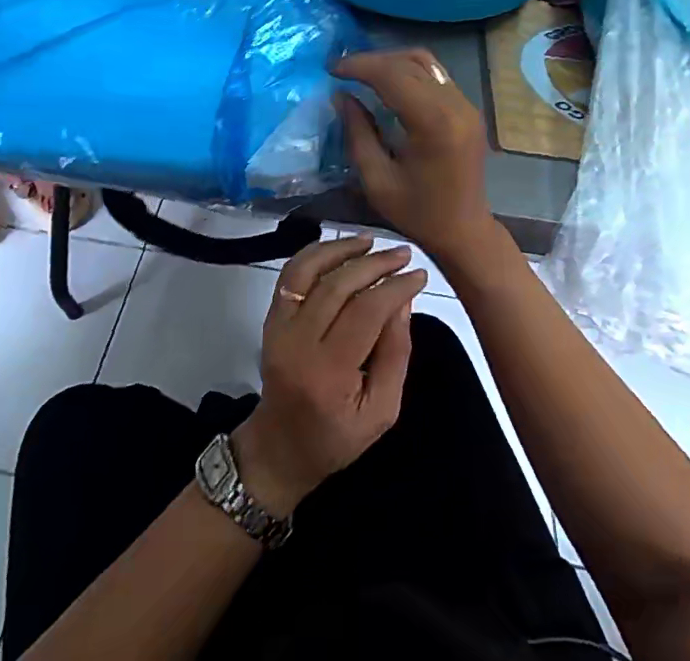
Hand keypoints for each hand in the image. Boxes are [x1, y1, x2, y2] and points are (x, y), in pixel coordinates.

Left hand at [231, 234, 422, 516]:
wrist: (280, 446)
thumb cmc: (336, 437)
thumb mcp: (382, 411)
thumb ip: (395, 354)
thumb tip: (403, 301)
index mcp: (328, 372)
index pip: (365, 312)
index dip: (395, 287)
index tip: (419, 275)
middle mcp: (297, 343)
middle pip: (337, 286)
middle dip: (375, 264)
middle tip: (404, 254)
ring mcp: (278, 328)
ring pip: (307, 271)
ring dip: (340, 250)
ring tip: (371, 242)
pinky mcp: (270, 320)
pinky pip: (290, 276)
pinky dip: (314, 255)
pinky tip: (339, 249)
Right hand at [334, 49, 498, 263]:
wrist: (463, 230)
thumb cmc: (416, 213)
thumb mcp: (376, 179)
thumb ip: (358, 133)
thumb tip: (342, 96)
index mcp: (434, 124)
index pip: (393, 75)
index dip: (360, 66)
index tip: (332, 70)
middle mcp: (455, 106)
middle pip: (409, 63)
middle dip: (372, 61)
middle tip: (342, 70)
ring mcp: (466, 105)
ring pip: (425, 63)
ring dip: (391, 62)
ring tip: (361, 73)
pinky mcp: (468, 109)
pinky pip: (436, 76)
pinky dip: (408, 72)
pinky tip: (387, 83)